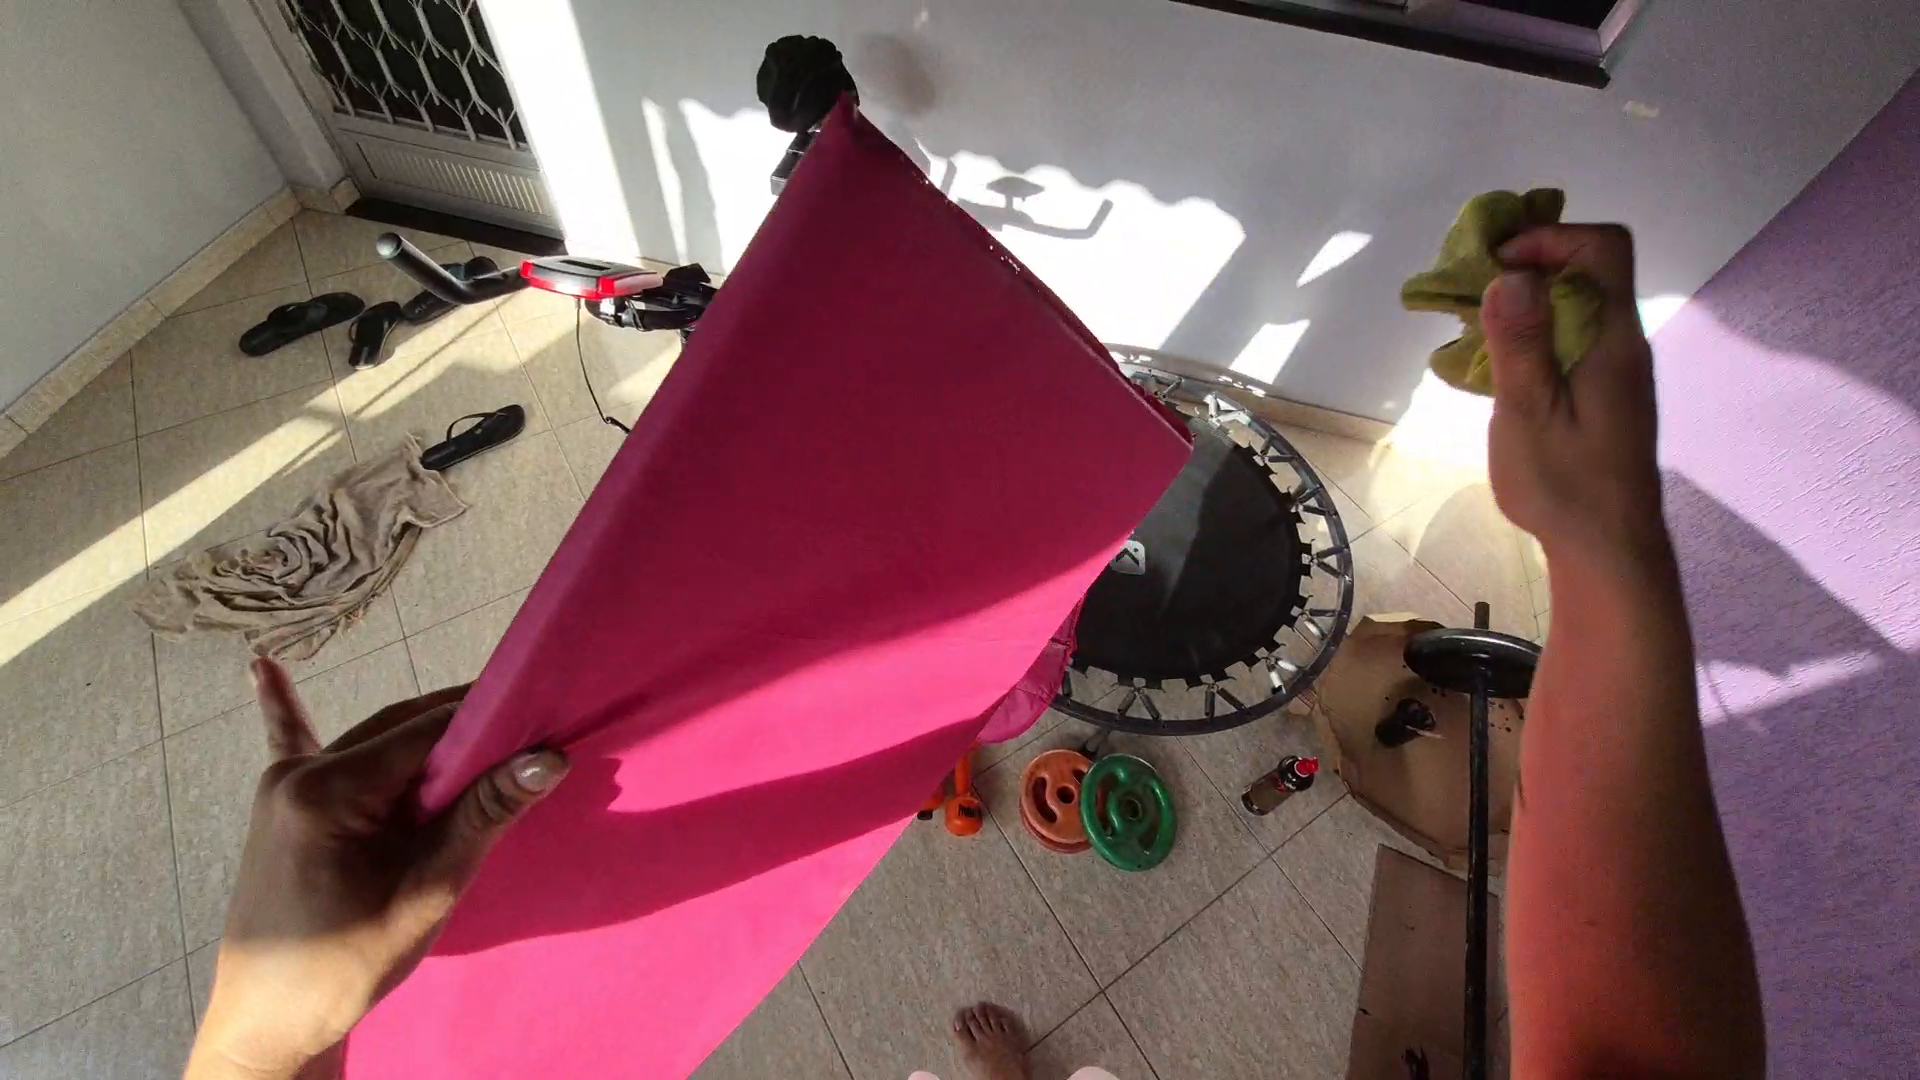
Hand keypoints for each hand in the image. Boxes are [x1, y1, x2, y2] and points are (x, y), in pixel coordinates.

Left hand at [185, 660, 567, 1079]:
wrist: (267, 1025)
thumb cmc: (350, 959)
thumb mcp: (430, 885)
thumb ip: (487, 811)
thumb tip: (551, 756)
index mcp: (328, 789)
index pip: (432, 730)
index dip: (494, 719)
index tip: (546, 713)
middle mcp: (300, 774)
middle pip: (408, 726)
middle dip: (471, 722)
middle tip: (530, 727)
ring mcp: (283, 787)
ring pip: (380, 735)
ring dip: (432, 731)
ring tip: (493, 729)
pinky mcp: (279, 806)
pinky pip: (294, 743)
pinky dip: (286, 706)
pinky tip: (262, 665)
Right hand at [1480, 225, 1670, 576]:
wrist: (1604, 541)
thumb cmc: (1562, 482)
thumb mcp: (1528, 413)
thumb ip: (1520, 345)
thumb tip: (1509, 276)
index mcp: (1610, 340)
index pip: (1601, 248)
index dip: (1546, 240)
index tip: (1489, 265)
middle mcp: (1619, 341)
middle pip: (1588, 268)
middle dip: (1526, 263)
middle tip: (1467, 291)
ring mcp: (1611, 366)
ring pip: (1574, 302)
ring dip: (1521, 298)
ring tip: (1468, 323)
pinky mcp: (1598, 388)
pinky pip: (1565, 335)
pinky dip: (1526, 329)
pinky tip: (1491, 359)